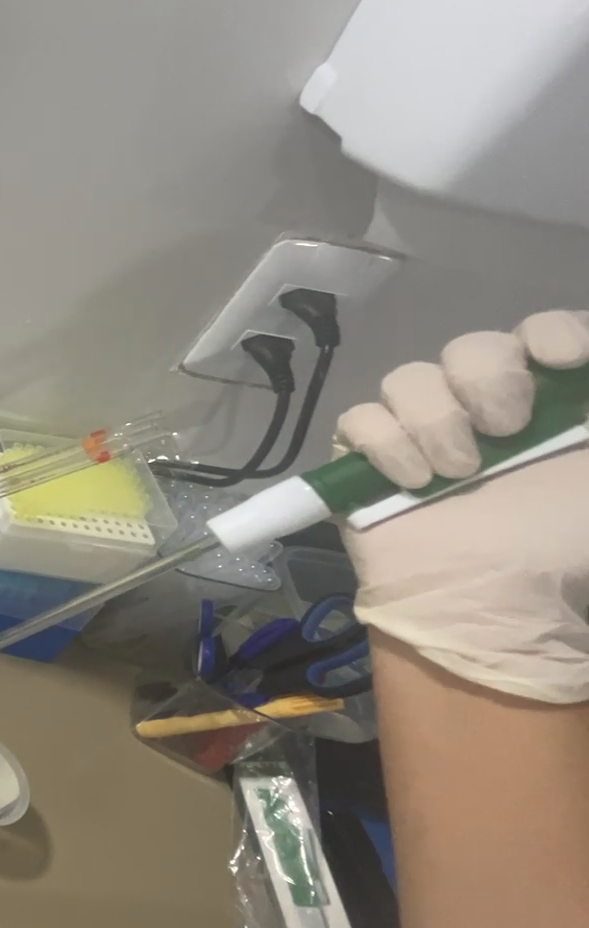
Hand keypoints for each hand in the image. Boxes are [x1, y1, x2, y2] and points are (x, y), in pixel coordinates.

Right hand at [335, 311, 588, 702]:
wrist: (492, 596)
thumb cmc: (568, 544)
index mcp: (554, 401)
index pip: (543, 331)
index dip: (548, 332)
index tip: (563, 360)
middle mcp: (486, 404)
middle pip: (469, 346)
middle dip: (486, 380)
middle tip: (506, 432)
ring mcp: (419, 427)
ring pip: (406, 378)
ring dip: (435, 421)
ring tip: (457, 472)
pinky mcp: (363, 452)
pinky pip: (359, 419)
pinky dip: (385, 446)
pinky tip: (412, 482)